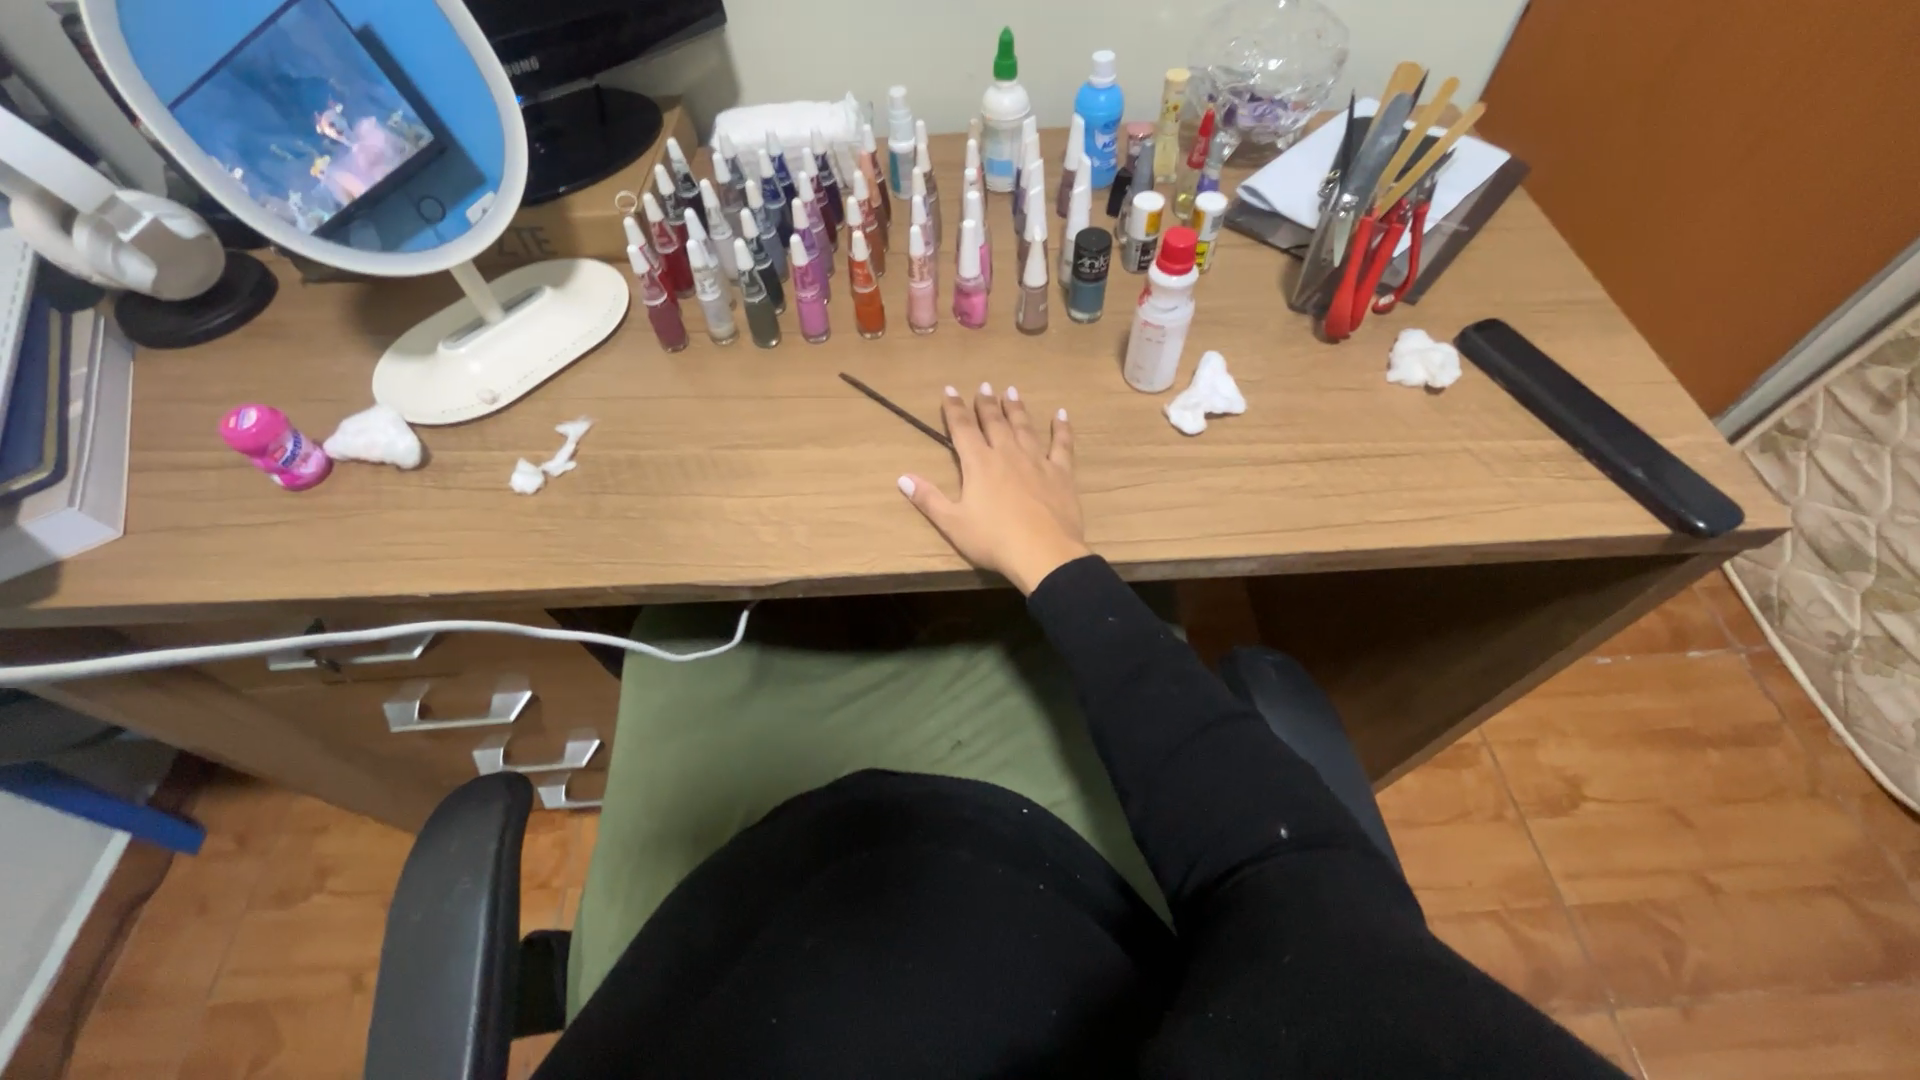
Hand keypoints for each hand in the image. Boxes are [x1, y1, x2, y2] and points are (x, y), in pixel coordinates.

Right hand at [899, 383, 1089, 594]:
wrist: (1044, 553)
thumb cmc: (994, 540)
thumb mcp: (953, 523)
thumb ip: (929, 498)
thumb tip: (902, 477)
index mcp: (979, 464)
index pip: (963, 429)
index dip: (955, 408)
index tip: (949, 390)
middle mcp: (1007, 454)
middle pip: (995, 422)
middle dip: (986, 403)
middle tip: (984, 385)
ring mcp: (1037, 461)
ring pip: (1025, 427)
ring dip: (1016, 408)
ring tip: (1011, 391)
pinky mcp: (1061, 473)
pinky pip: (1062, 445)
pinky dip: (1061, 428)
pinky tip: (1061, 415)